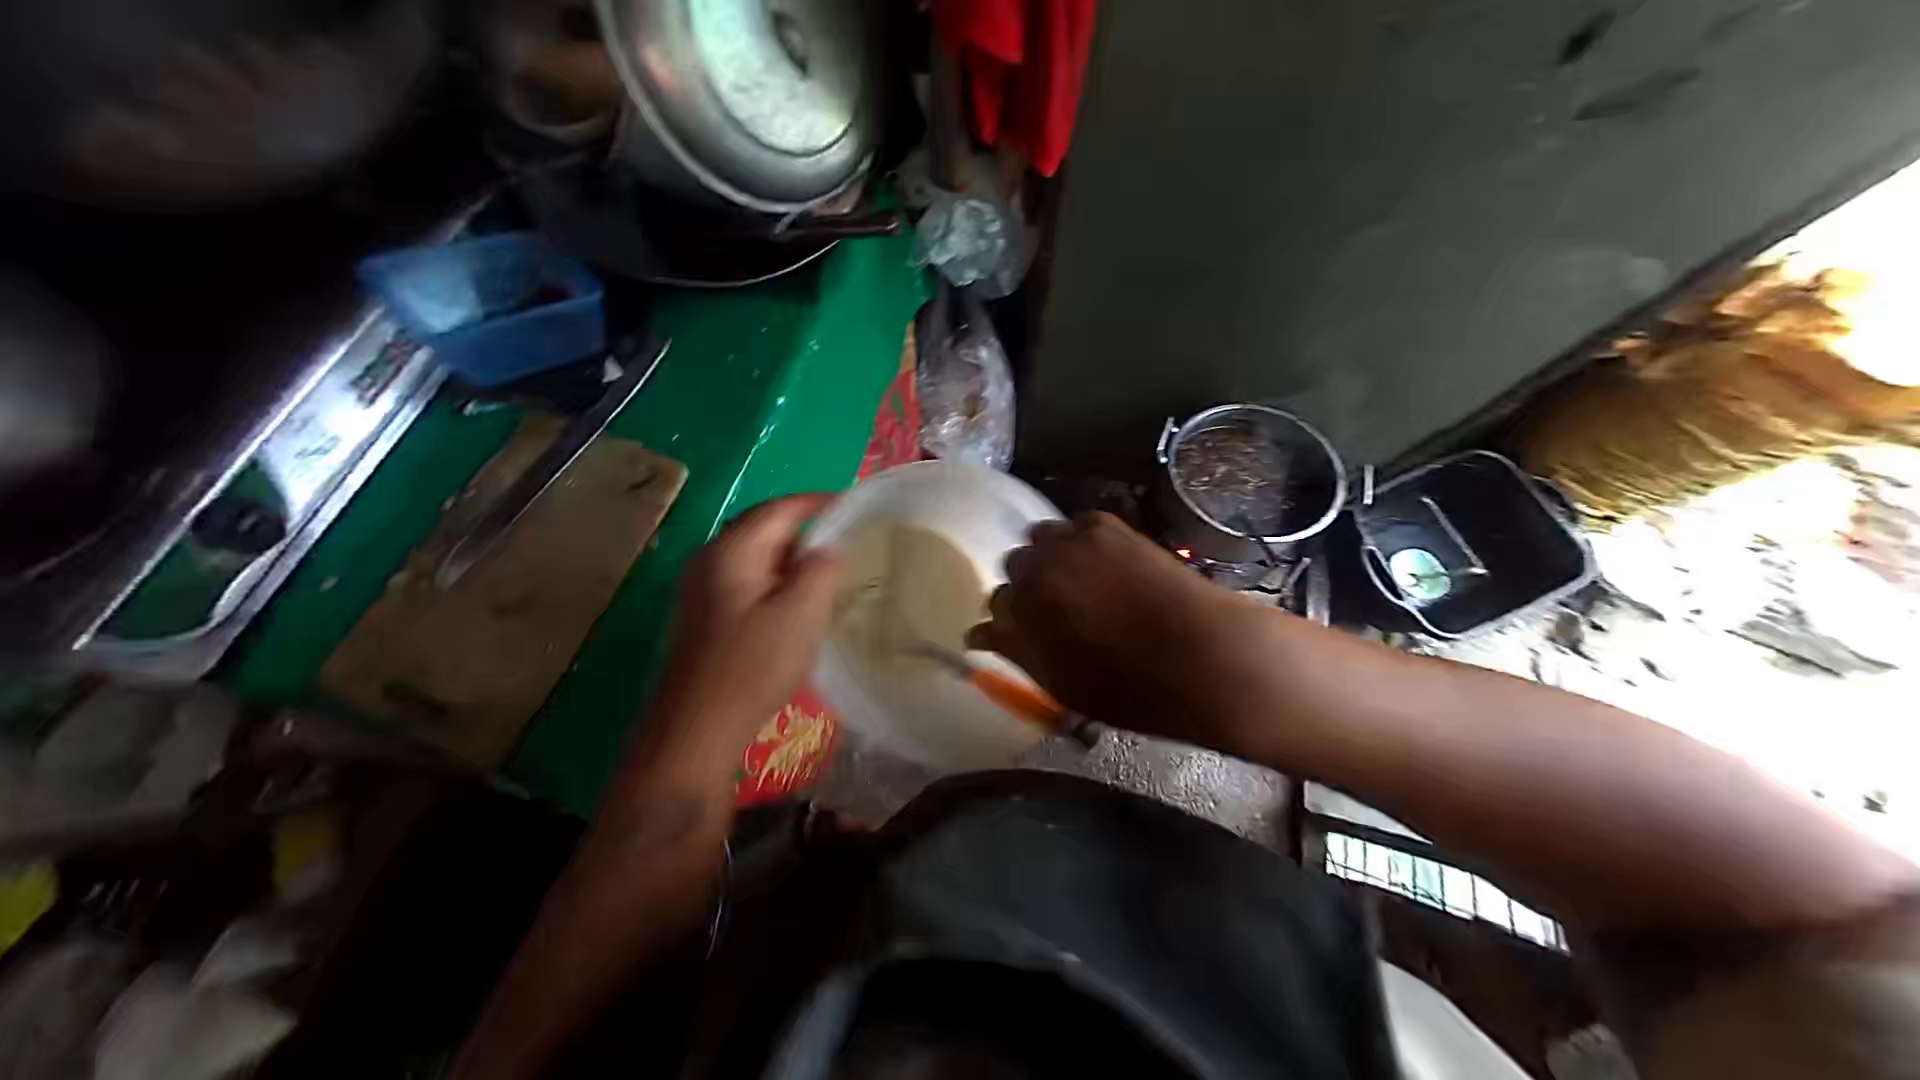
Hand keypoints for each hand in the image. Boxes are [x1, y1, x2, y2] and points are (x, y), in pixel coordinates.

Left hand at [646, 494, 840, 764]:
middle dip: (803, 527)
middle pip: (762, 527)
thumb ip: (820, 571)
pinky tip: (794, 602)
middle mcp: (709, 559)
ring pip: (754, 556)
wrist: (696, 728)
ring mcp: (700, 588)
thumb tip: (826, 549)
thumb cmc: (752, 666)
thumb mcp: (801, 614)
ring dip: (789, 556)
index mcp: (732, 550)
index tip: (852, 504)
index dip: (817, 502)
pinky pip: (745, 579)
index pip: (779, 508)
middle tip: (843, 536)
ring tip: (825, 568)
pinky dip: (774, 579)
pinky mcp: (703, 615)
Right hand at [967, 512, 1276, 753]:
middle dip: (1029, 584)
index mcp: (1021, 603)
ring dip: (1053, 558)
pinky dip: (1081, 543)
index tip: (1028, 631)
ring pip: (1044, 540)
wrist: (1203, 655)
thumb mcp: (1059, 682)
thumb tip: (977, 634)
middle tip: (1057, 609)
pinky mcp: (1109, 526)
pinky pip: (1077, 528)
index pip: (996, 603)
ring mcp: (1075, 538)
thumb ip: (1014, 650)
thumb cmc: (1128, 686)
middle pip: (1016, 564)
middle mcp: (1040, 561)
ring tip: (1081, 584)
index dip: (1011, 620)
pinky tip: (1105, 568)